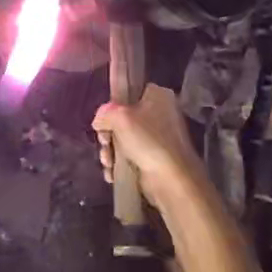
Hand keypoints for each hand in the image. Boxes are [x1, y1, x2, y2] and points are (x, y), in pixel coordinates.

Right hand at [92, 86, 204, 202]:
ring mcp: (157, 138)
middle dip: (108, 134)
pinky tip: (113, 174)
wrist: (171, 179)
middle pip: (122, 118)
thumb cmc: (148, 140)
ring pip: (122, 140)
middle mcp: (159, 114)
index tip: (104, 119)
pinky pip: (128, 156)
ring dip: (110, 152)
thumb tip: (100, 120)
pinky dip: (118, 165)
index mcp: (158, 96)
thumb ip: (105, 112)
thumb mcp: (121, 117)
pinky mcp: (152, 158)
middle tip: (106, 142)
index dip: (113, 105)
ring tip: (109, 163)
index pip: (129, 92)